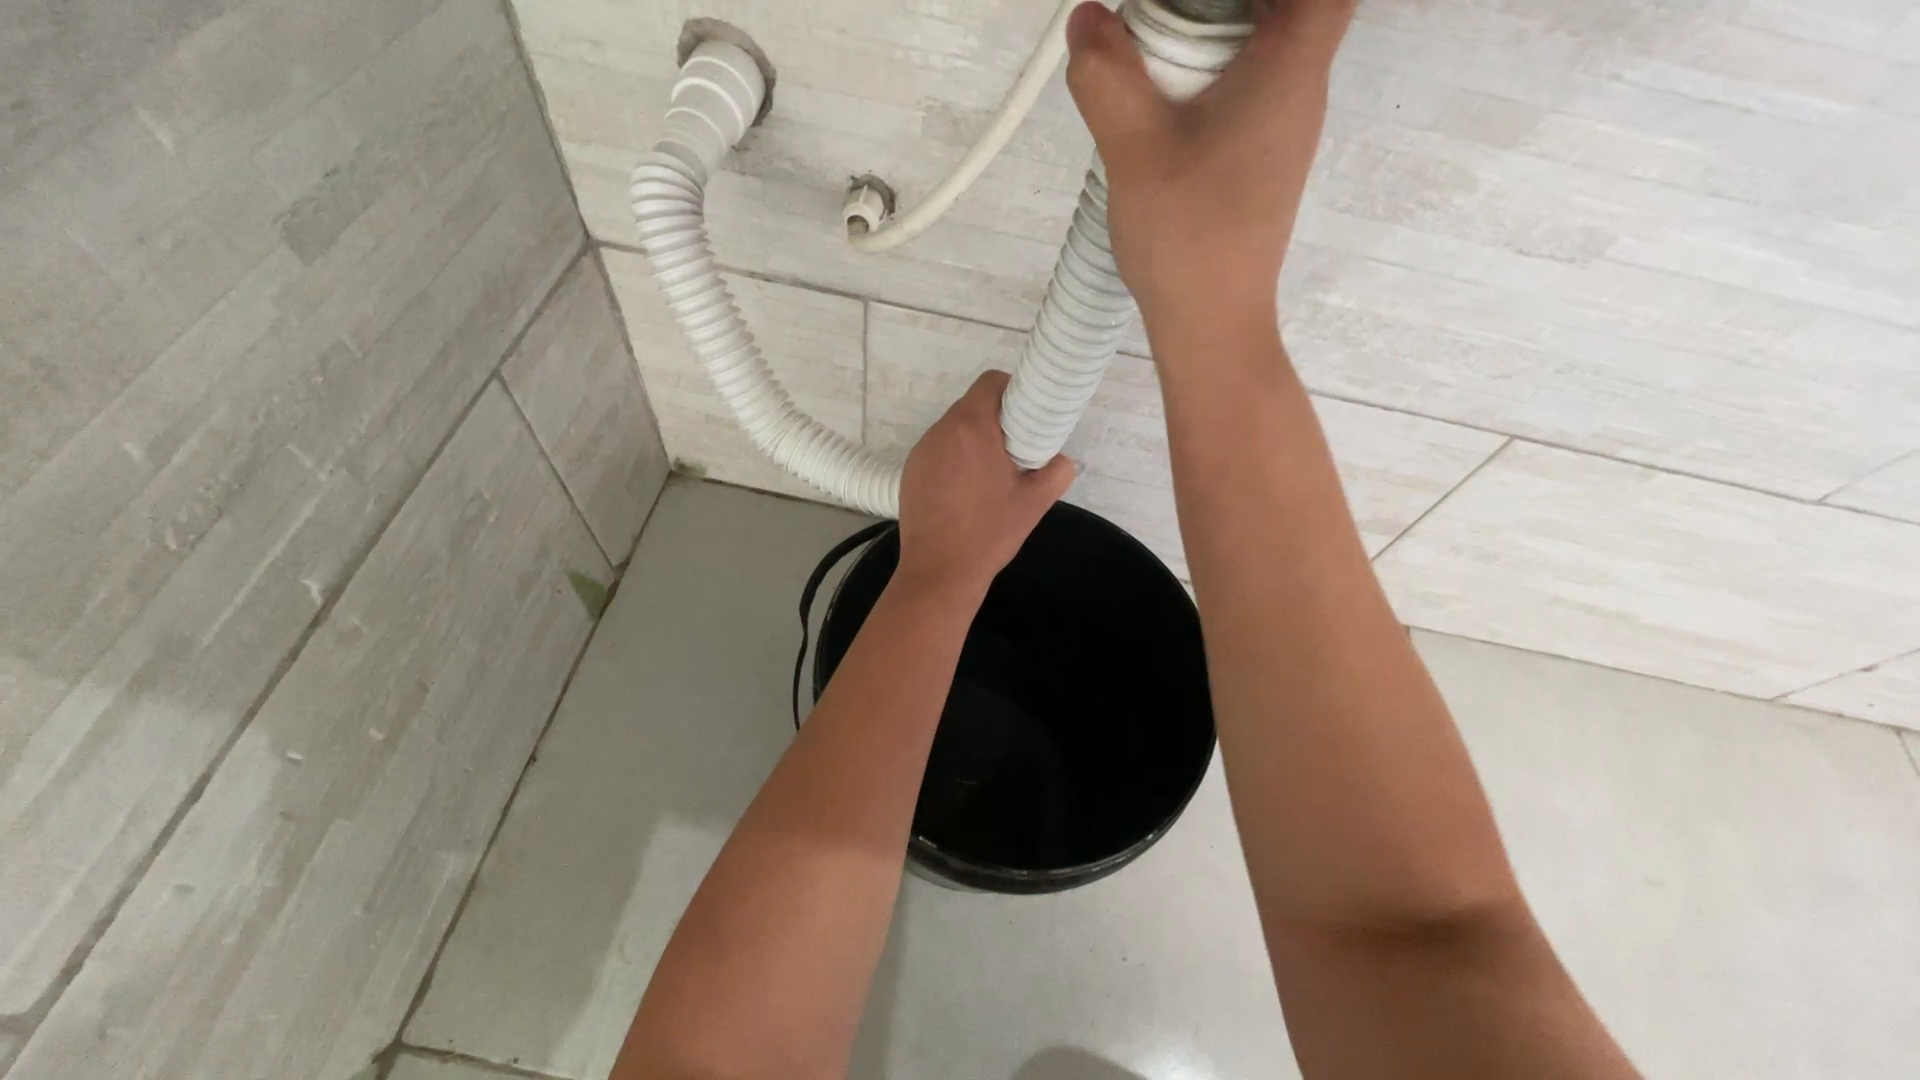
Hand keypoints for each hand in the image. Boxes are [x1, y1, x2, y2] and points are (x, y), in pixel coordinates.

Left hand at [897, 371, 1077, 594]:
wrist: (939, 571)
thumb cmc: (989, 533)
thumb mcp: (1035, 503)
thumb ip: (1057, 471)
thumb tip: (1062, 460)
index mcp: (971, 428)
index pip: (990, 382)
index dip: (1012, 390)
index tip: (1026, 415)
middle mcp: (941, 431)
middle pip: (971, 404)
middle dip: (996, 419)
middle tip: (1015, 449)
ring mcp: (921, 452)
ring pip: (953, 428)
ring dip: (974, 439)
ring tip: (991, 474)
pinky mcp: (910, 472)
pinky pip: (938, 450)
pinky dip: (955, 458)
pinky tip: (966, 491)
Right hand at [1065, 0, 1356, 339]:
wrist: (1210, 322)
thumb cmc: (1186, 233)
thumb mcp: (1134, 148)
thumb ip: (1106, 76)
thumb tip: (1086, 19)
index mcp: (1290, 72)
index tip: (1210, 2)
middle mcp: (1300, 93)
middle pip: (1288, 9)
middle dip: (1219, 6)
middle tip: (1158, 19)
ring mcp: (1281, 133)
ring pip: (1261, 52)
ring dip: (1208, 39)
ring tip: (1147, 54)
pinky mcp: (1259, 164)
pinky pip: (1243, 94)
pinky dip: (1206, 81)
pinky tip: (1156, 106)